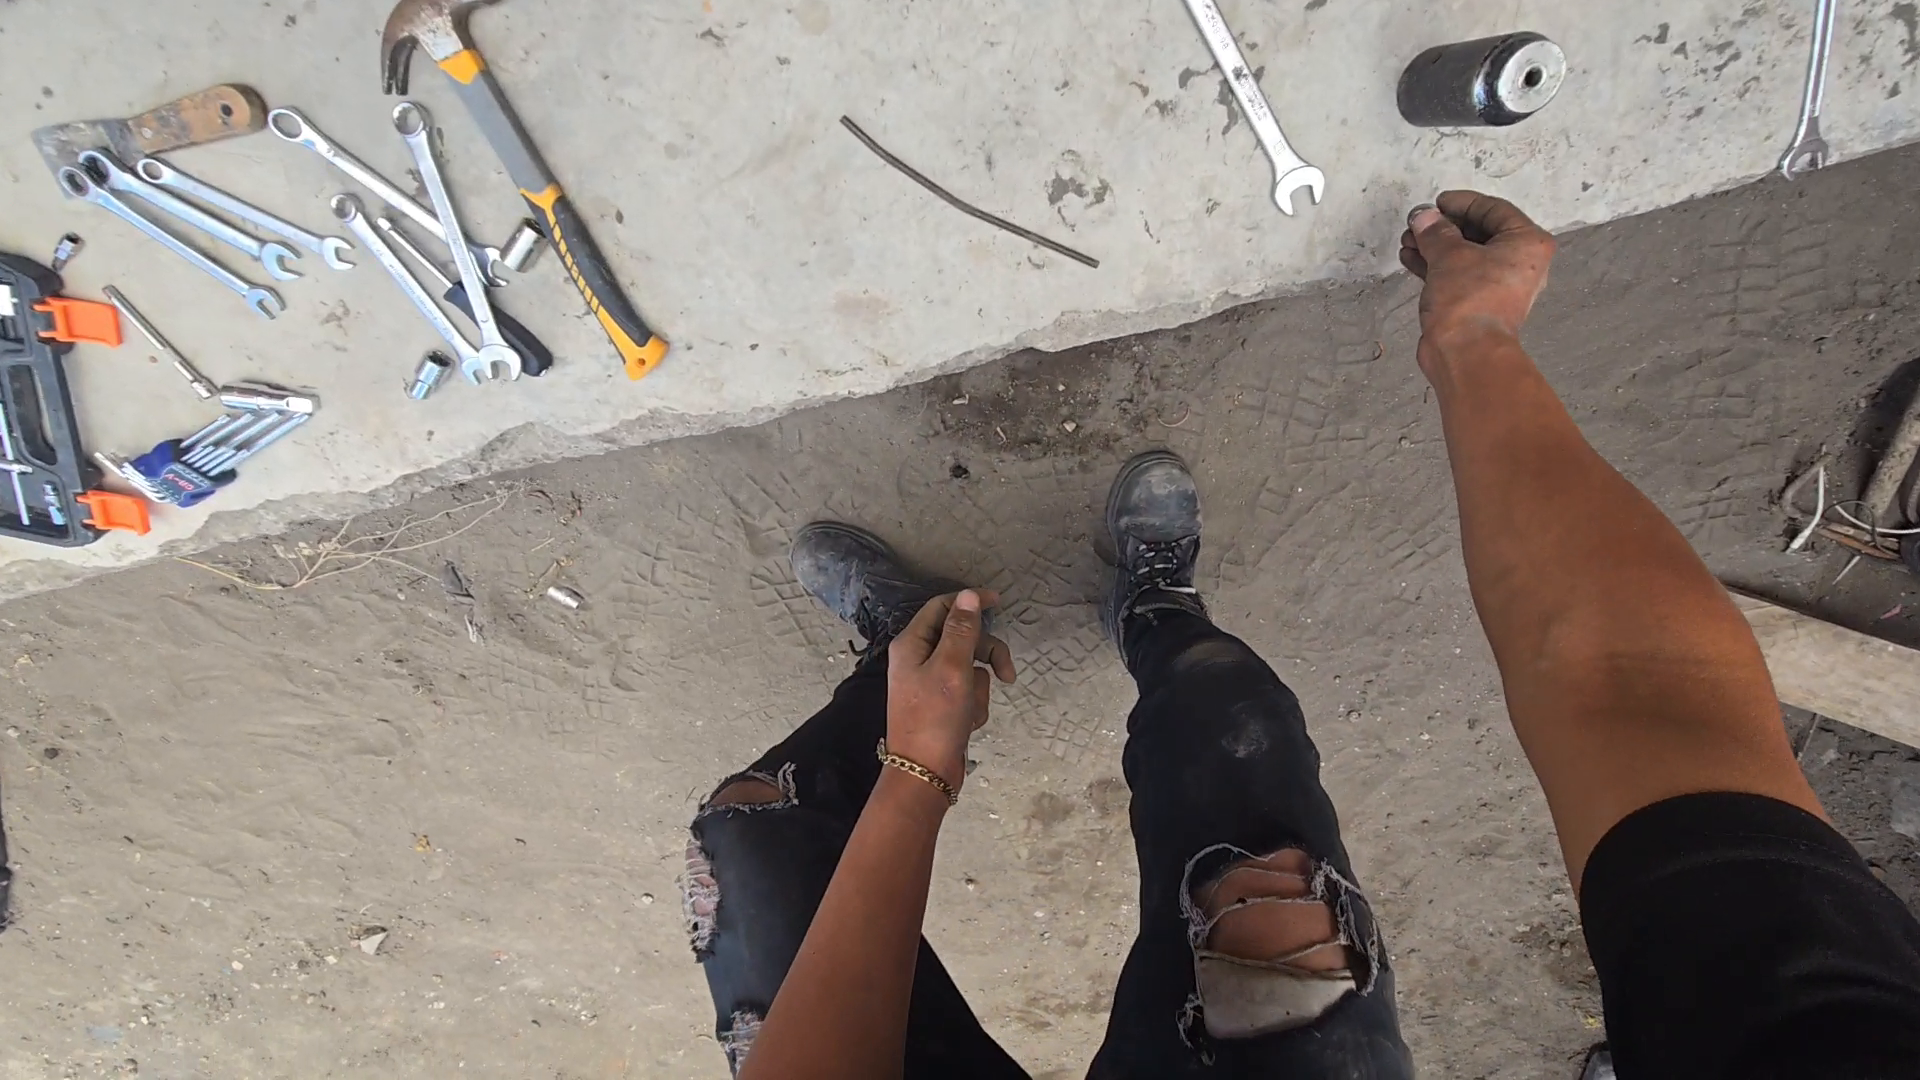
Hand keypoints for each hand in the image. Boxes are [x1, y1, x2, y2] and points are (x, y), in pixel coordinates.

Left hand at [886, 590, 1016, 792]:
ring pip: (971, 666)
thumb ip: (962, 630)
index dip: (970, 602)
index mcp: (912, 644)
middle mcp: (918, 658)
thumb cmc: (935, 718)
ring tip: (972, 710)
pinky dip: (974, 704)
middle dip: (986, 655)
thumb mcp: (953, 668)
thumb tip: (969, 595)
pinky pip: (969, 690)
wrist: (926, 774)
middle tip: (1006, 672)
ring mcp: (930, 682)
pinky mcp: (943, 703)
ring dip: (980, 687)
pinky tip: (968, 722)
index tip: (999, 602)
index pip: (942, 607)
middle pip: (962, 637)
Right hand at [1398, 190, 1555, 372]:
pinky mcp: (1475, 302)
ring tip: (1408, 241)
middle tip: (1417, 223)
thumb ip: (1436, 232)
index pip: (1493, 210)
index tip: (1436, 201)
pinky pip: (1456, 275)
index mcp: (1527, 242)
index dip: (1462, 203)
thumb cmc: (1468, 299)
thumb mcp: (1450, 257)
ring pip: (1464, 256)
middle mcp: (1518, 261)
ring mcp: (1496, 284)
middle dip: (1443, 227)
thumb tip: (1423, 216)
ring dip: (1435, 247)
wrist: (1464, 351)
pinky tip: (1411, 259)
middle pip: (1478, 233)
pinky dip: (1435, 266)